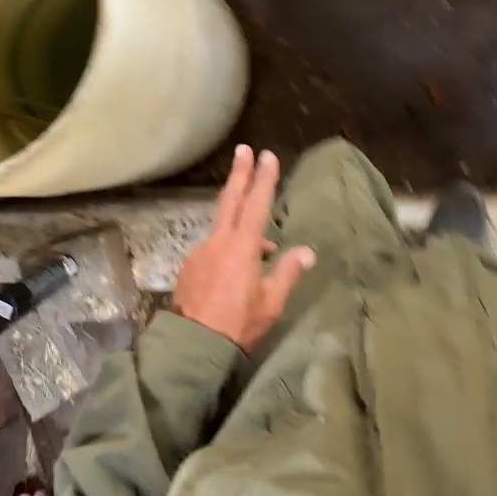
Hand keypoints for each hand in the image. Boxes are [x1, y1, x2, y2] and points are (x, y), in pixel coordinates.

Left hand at [173, 146, 315, 350]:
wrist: (192, 346)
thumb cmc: (238, 325)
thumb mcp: (271, 304)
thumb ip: (287, 273)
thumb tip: (306, 251)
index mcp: (242, 247)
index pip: (256, 204)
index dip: (264, 179)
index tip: (268, 156)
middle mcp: (219, 241)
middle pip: (231, 200)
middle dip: (239, 174)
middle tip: (243, 150)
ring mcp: (201, 252)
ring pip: (222, 227)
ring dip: (238, 222)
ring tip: (260, 247)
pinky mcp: (190, 266)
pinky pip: (213, 248)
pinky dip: (227, 248)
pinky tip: (235, 269)